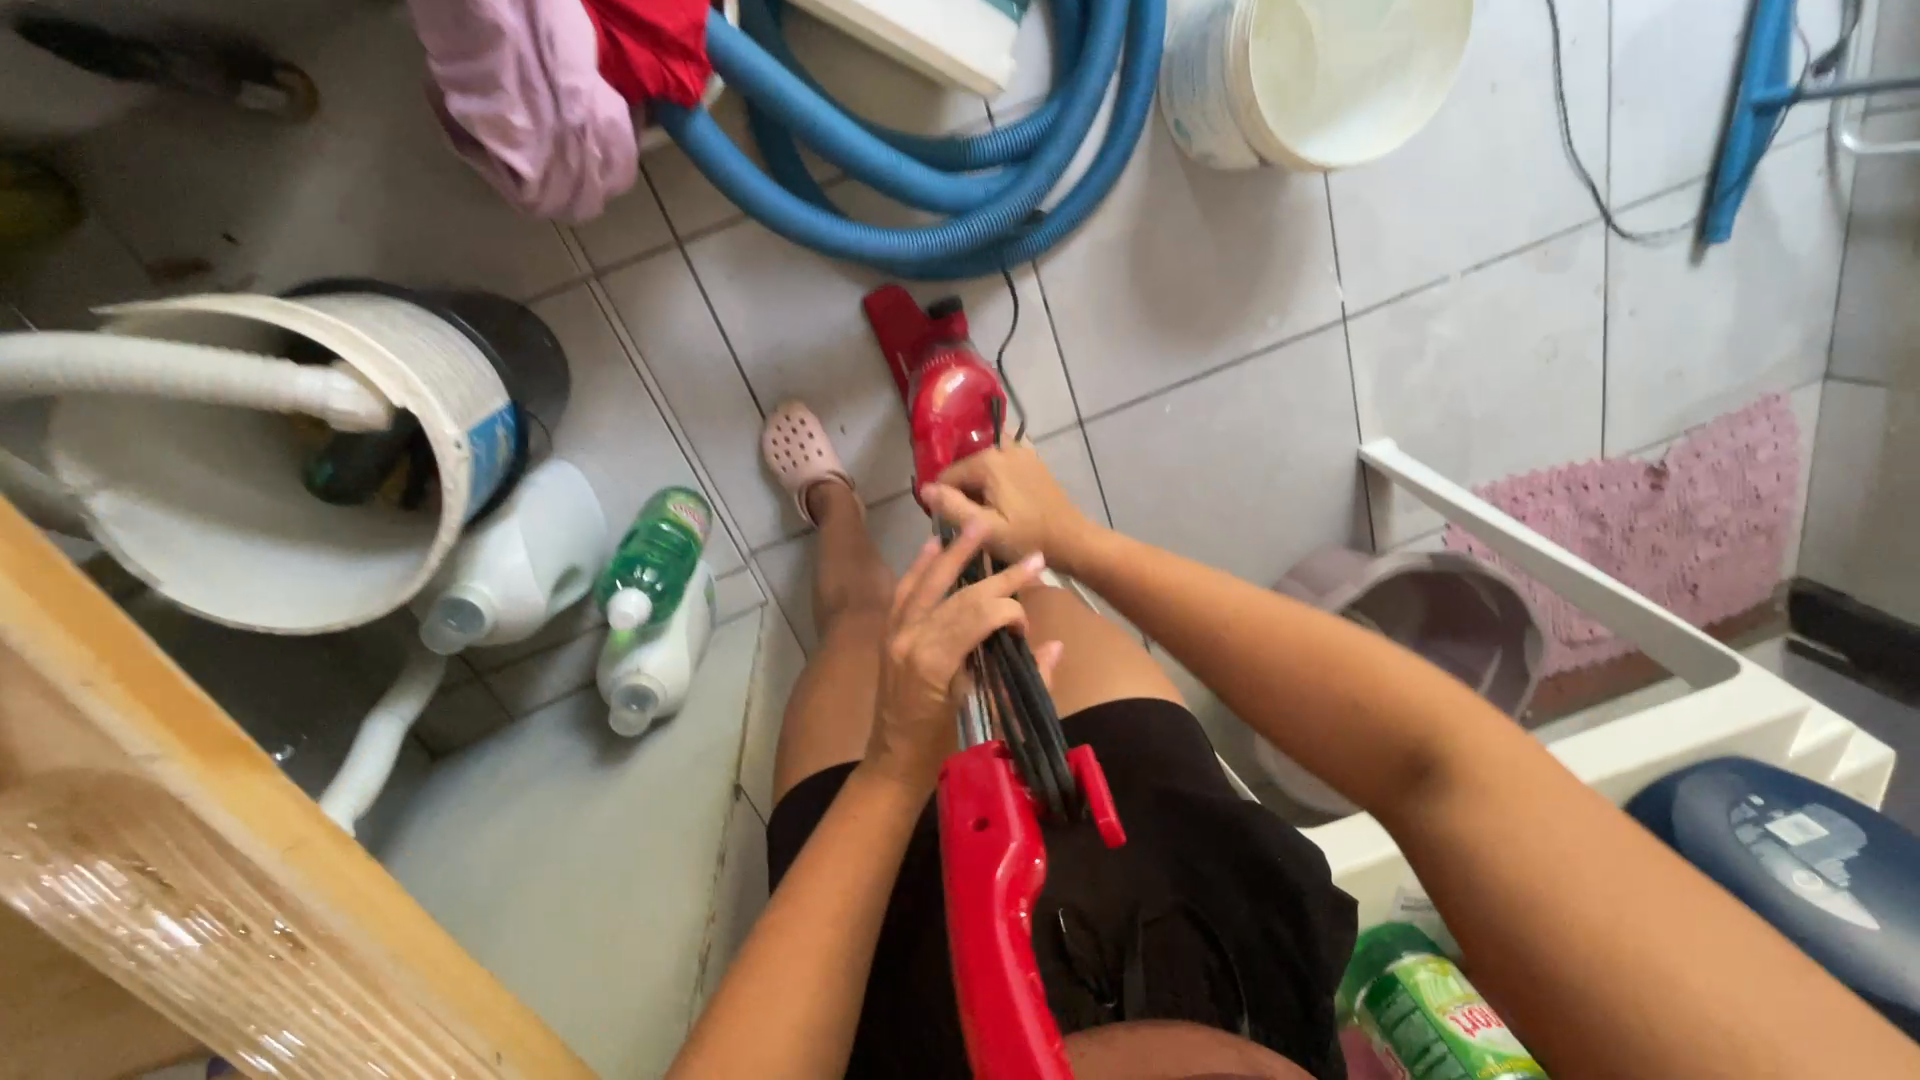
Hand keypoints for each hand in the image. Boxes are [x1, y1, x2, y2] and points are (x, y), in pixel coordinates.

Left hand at [864, 520, 1061, 795]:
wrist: (893, 766)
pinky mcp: (887, 635)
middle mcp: (909, 639)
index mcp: (932, 663)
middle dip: (998, 577)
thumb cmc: (943, 751)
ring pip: (927, 583)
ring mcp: (894, 635)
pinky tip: (933, 546)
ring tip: (979, 525)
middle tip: (1032, 560)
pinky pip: (904, 593)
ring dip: (954, 553)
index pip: (977, 615)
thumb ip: (1025, 684)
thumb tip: (1053, 647)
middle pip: (958, 595)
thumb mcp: (988, 721)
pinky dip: (919, 568)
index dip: (1009, 610)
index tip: (1027, 625)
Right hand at [920, 439, 1096, 568]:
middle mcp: (1003, 448)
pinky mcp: (1032, 461)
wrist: (1071, 539)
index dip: (944, 501)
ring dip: (980, 489)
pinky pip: (1001, 468)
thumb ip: (952, 507)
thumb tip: (924, 488)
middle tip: (973, 523)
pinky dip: (996, 483)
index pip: (947, 476)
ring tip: (989, 515)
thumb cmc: (1026, 538)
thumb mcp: (985, 528)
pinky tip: (1004, 505)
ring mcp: (1021, 452)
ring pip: (983, 469)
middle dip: (963, 493)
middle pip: (965, 470)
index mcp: (988, 461)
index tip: (953, 524)